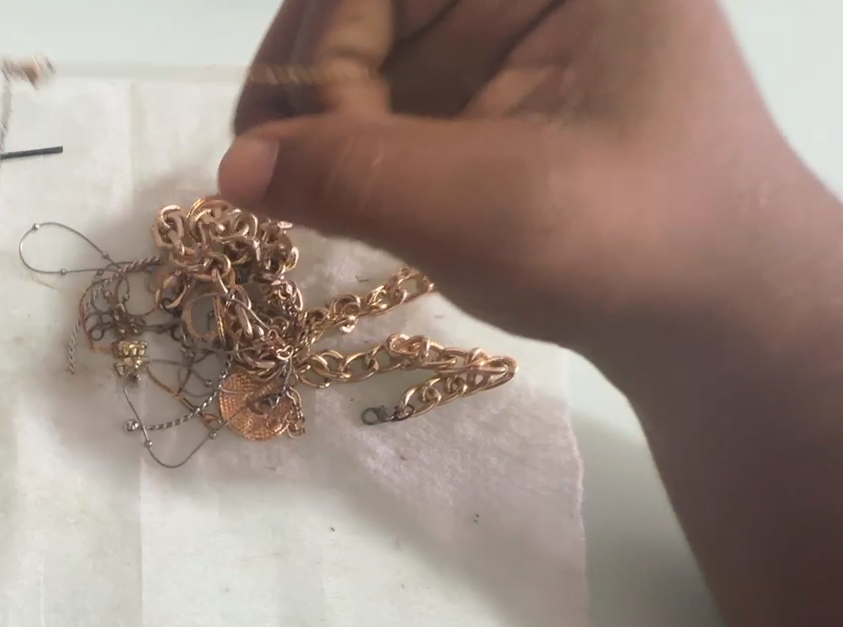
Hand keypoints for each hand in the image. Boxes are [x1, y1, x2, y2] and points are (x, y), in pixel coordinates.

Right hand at [216, 0, 837, 371]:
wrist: (693, 301)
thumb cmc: (621, 245)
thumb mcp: (481, 211)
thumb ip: (354, 179)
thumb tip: (229, 170)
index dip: (325, 56)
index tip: (320, 156)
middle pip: (348, 10)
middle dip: (299, 94)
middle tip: (281, 179)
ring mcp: (483, 42)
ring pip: (341, 59)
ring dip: (301, 130)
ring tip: (308, 198)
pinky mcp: (458, 97)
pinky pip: (358, 102)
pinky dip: (322, 152)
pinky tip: (328, 196)